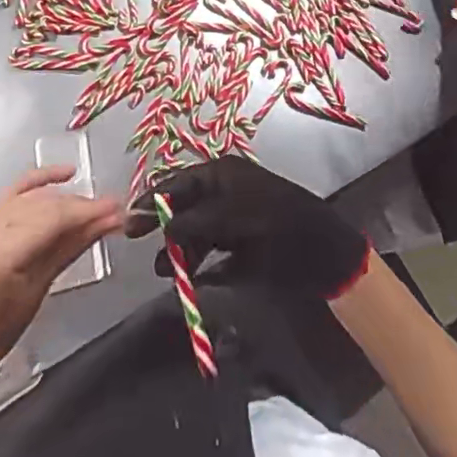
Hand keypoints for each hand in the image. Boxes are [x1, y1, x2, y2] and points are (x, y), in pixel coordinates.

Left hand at [0, 166, 123, 372]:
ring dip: (68, 200)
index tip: (119, 210)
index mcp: (4, 251)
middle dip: (83, 206)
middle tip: (116, 212)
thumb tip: (108, 224)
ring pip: (35, 198)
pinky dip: (40, 181)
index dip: (90, 210)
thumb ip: (71, 248)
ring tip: (98, 208)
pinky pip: (15, 192)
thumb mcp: (39, 289)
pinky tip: (65, 174)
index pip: (55, 218)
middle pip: (47, 205)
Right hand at [127, 159, 369, 298]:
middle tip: (140, 245)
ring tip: (169, 273)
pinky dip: (201, 267)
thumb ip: (195, 220)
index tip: (131, 223)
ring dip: (180, 252)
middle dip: (164, 229)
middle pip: (182, 210)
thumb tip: (164, 227)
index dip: (153, 201)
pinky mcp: (242, 249)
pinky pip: (212, 256)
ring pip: (195, 235)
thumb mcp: (233, 216)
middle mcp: (222, 195)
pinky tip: (192, 281)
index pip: (177, 184)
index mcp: (221, 175)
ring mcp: (232, 222)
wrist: (325, 252)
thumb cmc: (278, 222)